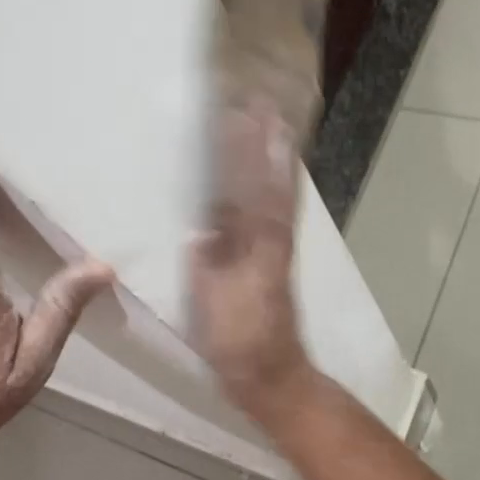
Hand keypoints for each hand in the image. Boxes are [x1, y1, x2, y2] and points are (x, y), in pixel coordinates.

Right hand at [191, 96, 313, 412]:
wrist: (273, 376)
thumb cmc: (241, 345)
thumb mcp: (215, 307)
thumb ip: (209, 266)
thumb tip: (201, 228)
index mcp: (258, 246)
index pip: (249, 187)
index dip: (244, 150)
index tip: (239, 112)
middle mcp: (272, 238)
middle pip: (270, 180)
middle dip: (266, 141)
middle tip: (261, 102)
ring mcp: (276, 247)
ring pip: (278, 192)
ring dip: (275, 157)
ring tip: (270, 123)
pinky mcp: (274, 259)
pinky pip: (277, 212)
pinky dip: (277, 187)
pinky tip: (268, 177)